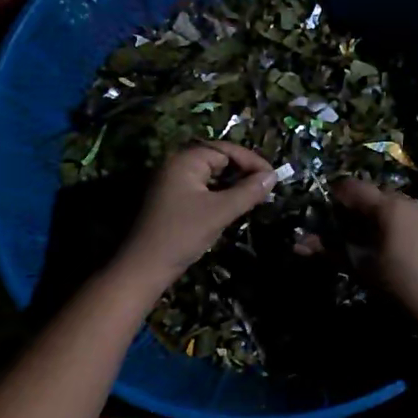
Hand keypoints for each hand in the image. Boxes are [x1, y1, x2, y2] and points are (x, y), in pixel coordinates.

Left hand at [116, 142, 277, 281]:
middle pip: (218, 158)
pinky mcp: (173, 200)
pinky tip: (235, 205)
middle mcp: (177, 165)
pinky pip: (202, 188)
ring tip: (256, 195)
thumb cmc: (182, 234)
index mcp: (185, 161)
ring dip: (234, 183)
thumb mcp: (220, 212)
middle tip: (266, 186)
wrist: (144, 267)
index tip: (273, 177)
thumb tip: (272, 176)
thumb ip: (248, 191)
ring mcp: (173, 183)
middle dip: (244, 170)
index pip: (225, 150)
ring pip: (211, 174)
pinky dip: (221, 193)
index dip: (251, 161)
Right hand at [332, 178, 417, 330]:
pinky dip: (388, 224)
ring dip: (370, 217)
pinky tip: (385, 249)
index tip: (321, 217)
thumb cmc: (401, 284)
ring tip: (361, 245)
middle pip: (369, 194)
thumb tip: (297, 244)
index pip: (350, 187)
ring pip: (387, 204)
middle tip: (338, 234)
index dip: (331, 198)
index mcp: (387, 205)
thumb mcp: (361, 267)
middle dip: (351, 210)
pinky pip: (402, 214)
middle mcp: (406, 199)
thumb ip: (328, 251)